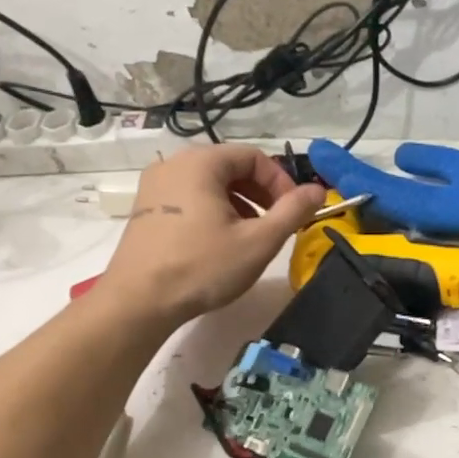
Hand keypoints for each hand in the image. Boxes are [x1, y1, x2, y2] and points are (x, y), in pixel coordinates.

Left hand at [90, 145, 327, 327]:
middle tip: (277, 225)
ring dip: (240, 204)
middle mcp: (173, 164)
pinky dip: (214, 211)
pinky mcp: (146, 209)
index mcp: (200, 163)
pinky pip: (190, 198)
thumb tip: (318, 191)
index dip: (281, 182)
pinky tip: (221, 243)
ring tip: (252, 237)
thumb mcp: (259, 240)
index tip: (294, 213)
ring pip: (210, 184)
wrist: (140, 300)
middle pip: (230, 167)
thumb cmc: (203, 267)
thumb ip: (293, 211)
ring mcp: (154, 186)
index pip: (253, 156)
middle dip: (262, 193)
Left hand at [306, 139, 458, 234]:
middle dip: (344, 174)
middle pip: (372, 195)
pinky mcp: (434, 214)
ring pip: (381, 200)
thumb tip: (398, 157)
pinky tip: (369, 177)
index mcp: (426, 207)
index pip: (375, 189)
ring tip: (333, 161)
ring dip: (357, 181)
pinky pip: (396, 201)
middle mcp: (420, 216)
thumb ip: (432, 163)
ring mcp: (426, 217)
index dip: (346, 171)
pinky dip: (376, 187)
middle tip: (318, 151)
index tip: (320, 151)